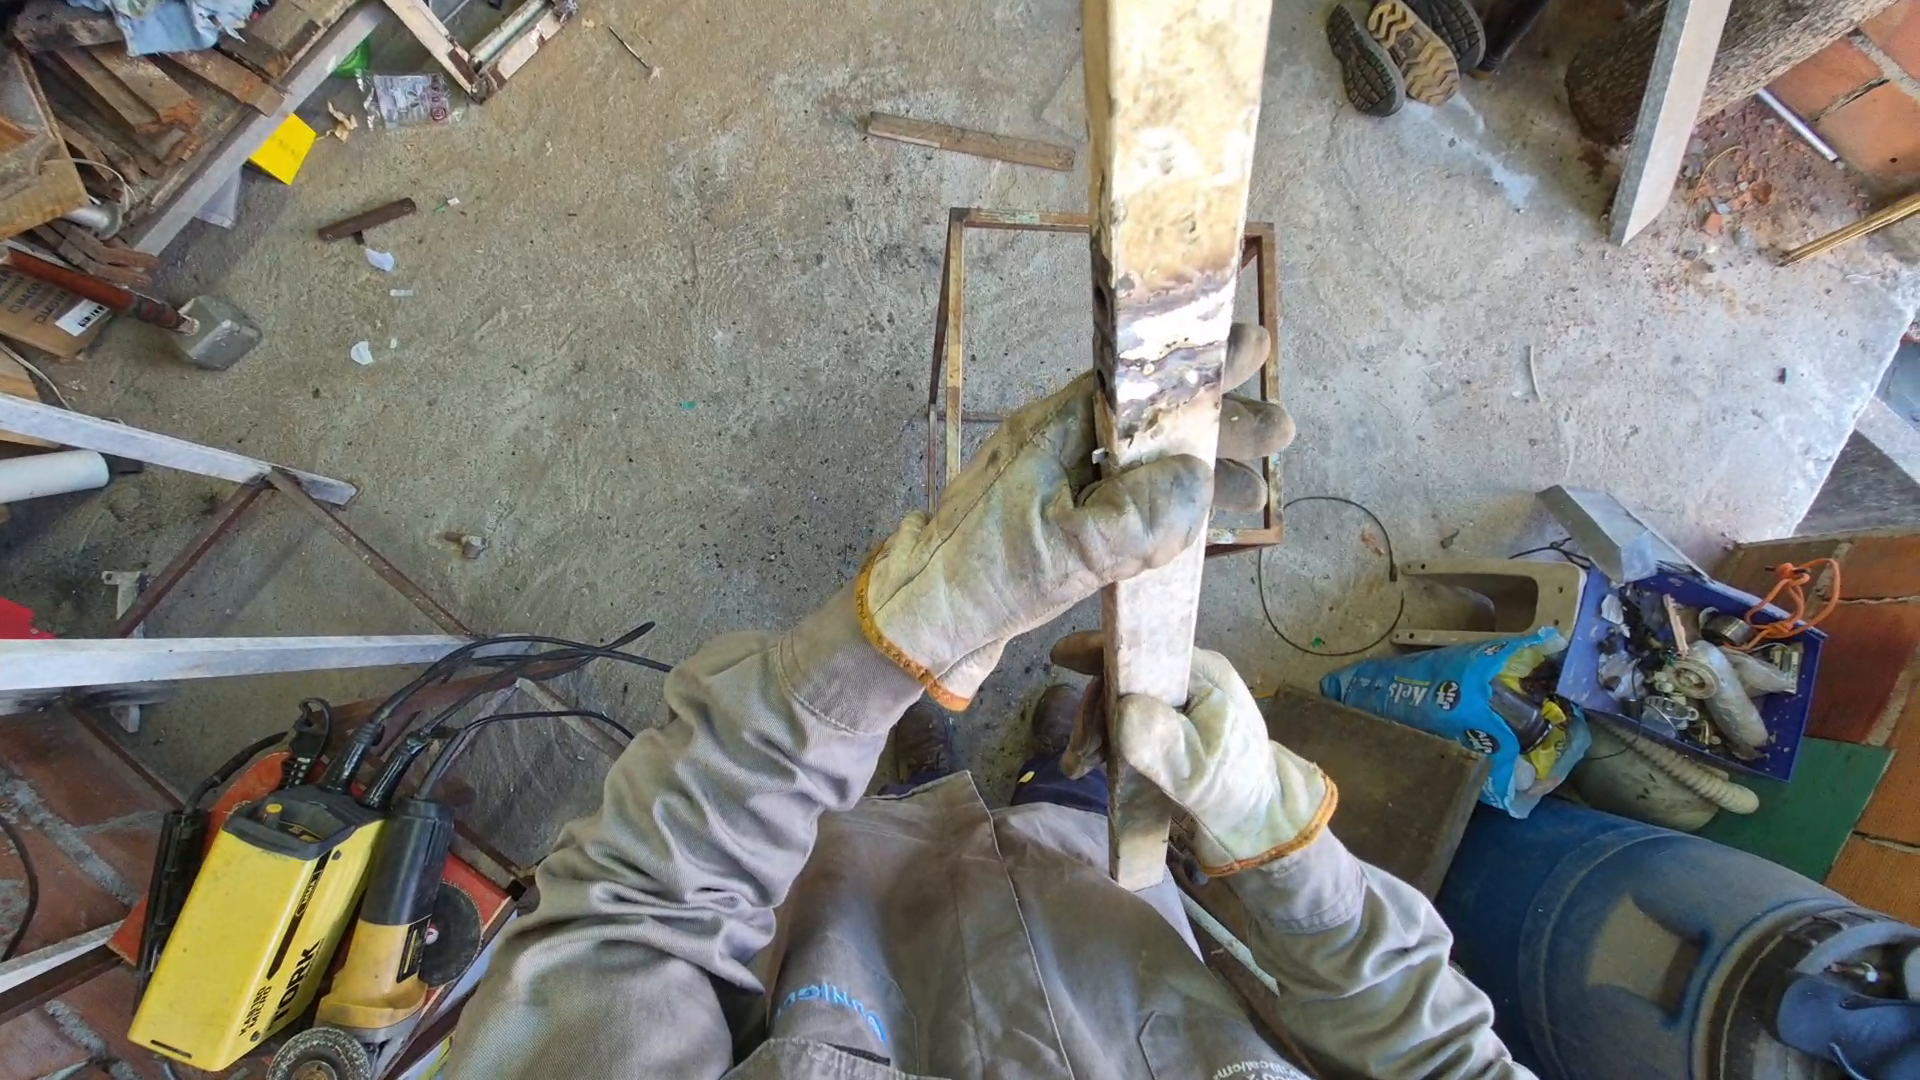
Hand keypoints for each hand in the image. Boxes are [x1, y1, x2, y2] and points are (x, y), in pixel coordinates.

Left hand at [859, 324, 1294, 708]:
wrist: (923, 621)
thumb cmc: (985, 576)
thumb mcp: (1066, 547)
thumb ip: (1136, 516)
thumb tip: (1198, 483)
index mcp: (1058, 428)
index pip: (1138, 380)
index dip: (1196, 365)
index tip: (1253, 349)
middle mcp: (1061, 446)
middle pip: (1151, 420)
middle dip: (1216, 424)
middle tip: (1279, 432)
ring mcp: (1060, 485)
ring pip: (1143, 464)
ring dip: (1200, 473)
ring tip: (1256, 493)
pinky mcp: (1060, 524)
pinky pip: (1125, 503)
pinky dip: (1166, 508)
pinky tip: (1200, 523)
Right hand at [1051, 633, 1335, 875]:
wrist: (1262, 826)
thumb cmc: (1235, 792)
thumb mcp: (1198, 770)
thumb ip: (1161, 740)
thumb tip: (1120, 710)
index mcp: (1200, 672)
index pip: (1141, 647)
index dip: (1097, 650)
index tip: (1059, 659)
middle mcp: (1186, 676)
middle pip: (1123, 674)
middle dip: (1093, 709)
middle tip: (1079, 753)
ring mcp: (1178, 699)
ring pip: (1119, 698)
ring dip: (1094, 728)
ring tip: (1078, 765)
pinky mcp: (1170, 723)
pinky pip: (1126, 717)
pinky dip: (1106, 737)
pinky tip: (1091, 762)